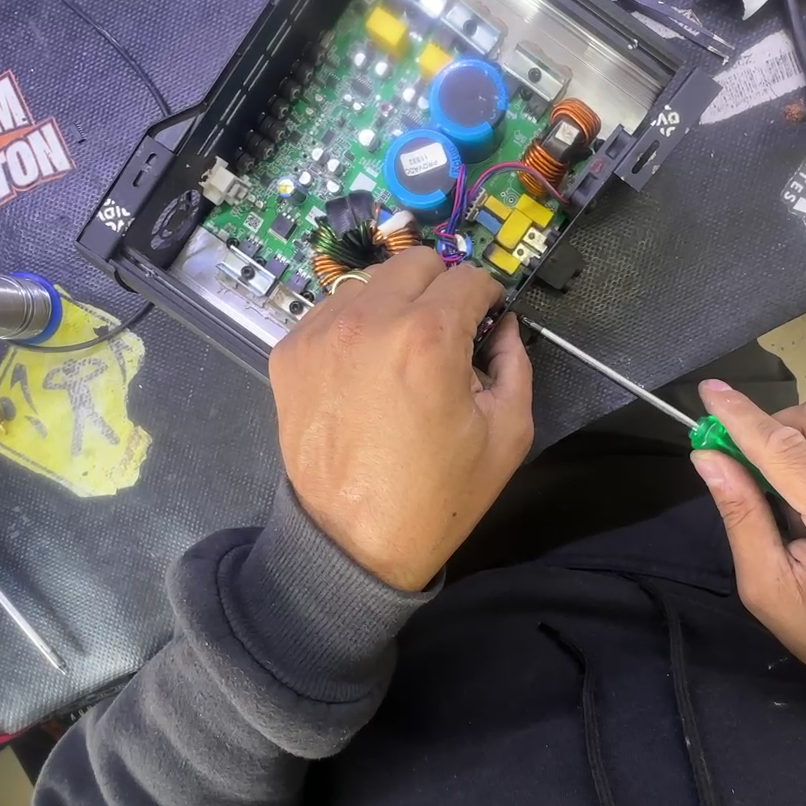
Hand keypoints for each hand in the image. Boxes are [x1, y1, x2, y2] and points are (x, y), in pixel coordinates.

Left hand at [269, 249, 532, 591]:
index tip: (487, 318)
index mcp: (428, 336)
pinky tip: (364, 369)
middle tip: (446, 331)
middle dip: (441, 287)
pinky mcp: (289, 352)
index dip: (488, 296)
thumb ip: (516, 361)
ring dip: (395, 303)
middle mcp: (369, 319)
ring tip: (400, 353)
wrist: (354, 544)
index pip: (469, 277)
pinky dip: (356, 325)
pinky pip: (332, 311)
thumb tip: (503, 327)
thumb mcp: (508, 433)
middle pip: (416, 261)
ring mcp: (320, 332)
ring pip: (370, 280)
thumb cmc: (438, 495)